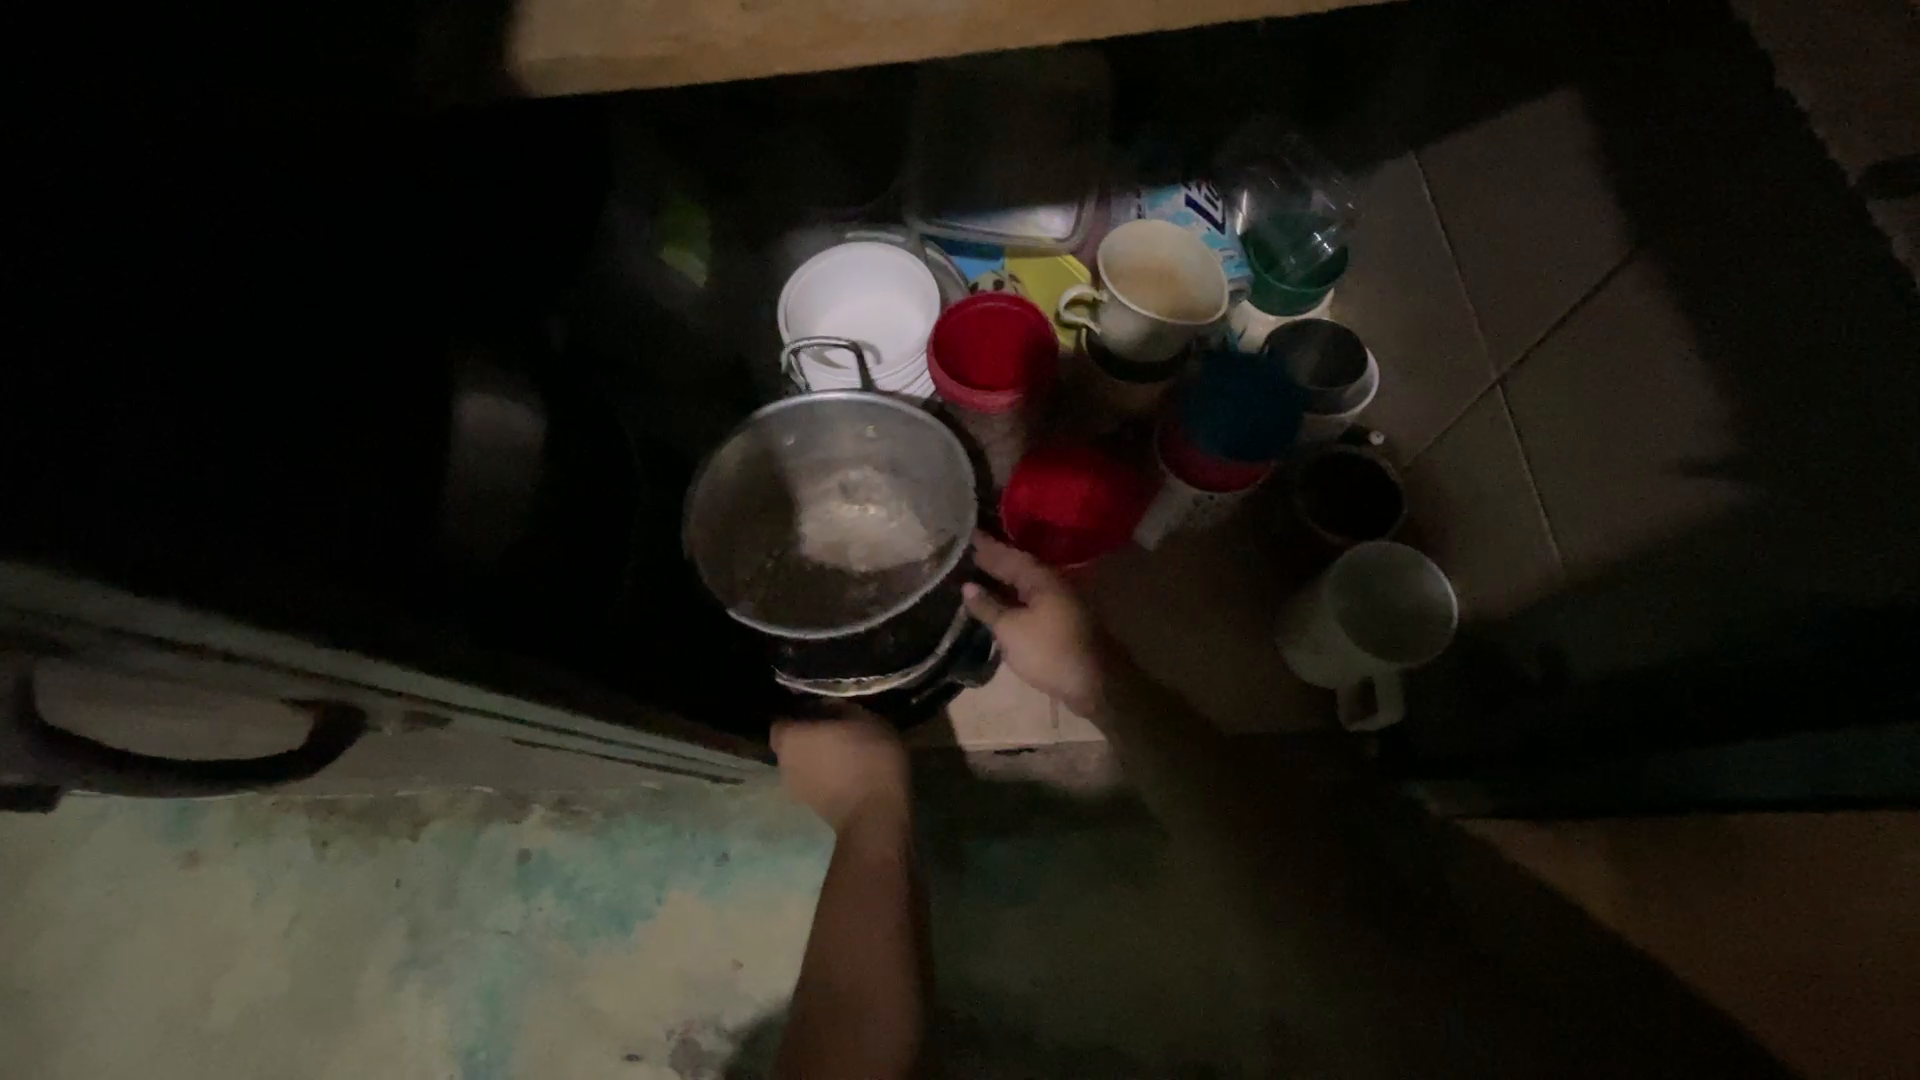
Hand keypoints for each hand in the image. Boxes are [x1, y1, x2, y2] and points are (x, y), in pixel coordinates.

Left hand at [771, 708, 910, 836]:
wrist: (876, 815)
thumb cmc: (868, 757)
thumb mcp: (862, 718)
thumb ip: (838, 707)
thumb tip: (826, 705)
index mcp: (789, 738)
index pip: (782, 720)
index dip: (800, 715)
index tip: (821, 711)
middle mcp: (783, 764)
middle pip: (791, 745)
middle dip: (808, 738)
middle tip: (835, 730)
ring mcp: (795, 790)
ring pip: (802, 766)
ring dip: (817, 759)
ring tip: (844, 753)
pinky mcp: (812, 809)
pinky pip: (815, 783)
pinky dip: (826, 777)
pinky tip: (849, 773)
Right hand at [963, 532, 1112, 716]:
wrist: (1095, 683)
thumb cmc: (1050, 651)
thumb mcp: (1011, 630)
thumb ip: (988, 607)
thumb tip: (967, 587)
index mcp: (1040, 577)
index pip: (1007, 554)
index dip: (985, 546)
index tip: (966, 533)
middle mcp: (1051, 582)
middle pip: (1017, 566)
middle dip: (992, 559)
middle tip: (965, 550)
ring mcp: (1058, 601)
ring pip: (1023, 583)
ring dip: (1001, 578)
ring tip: (975, 572)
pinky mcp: (1059, 619)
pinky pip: (1029, 598)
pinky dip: (1011, 596)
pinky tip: (998, 600)